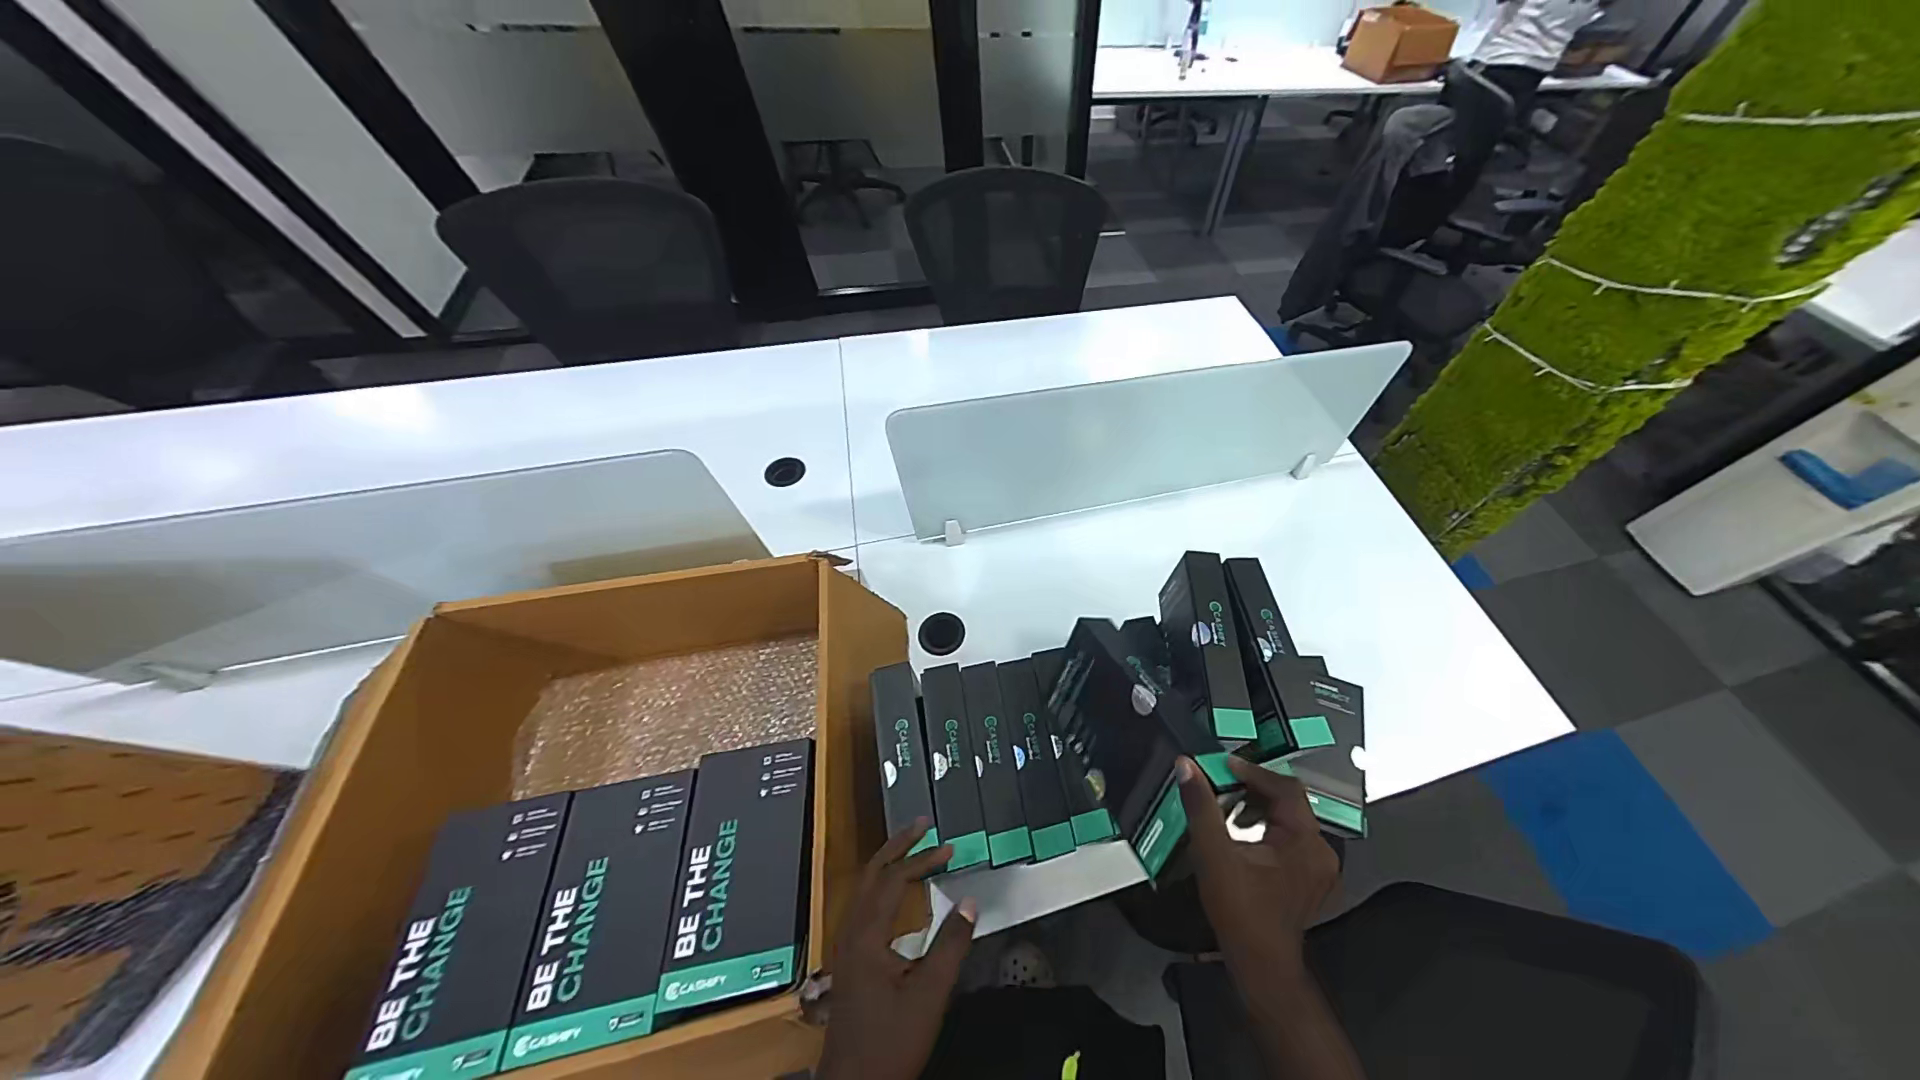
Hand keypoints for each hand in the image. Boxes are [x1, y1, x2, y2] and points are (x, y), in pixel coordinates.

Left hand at [817, 819, 976, 1079]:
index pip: (894, 880)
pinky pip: (865, 905)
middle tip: (922, 825)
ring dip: (889, 863)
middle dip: (897, 845)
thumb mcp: (929, 994)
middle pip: (871, 873)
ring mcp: (846, 944)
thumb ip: (951, 945)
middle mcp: (851, 931)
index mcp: (867, 935)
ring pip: (865, 888)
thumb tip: (968, 903)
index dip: (922, 859)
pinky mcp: (850, 958)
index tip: (949, 849)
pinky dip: (884, 886)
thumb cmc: (891, 1041)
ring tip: (914, 848)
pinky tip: (900, 893)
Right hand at [1176, 755, 1339, 970]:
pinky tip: (1238, 832)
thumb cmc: (1241, 911)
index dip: (1251, 771)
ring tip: (1224, 806)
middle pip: (1288, 802)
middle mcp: (1319, 852)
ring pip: (1287, 820)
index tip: (1222, 765)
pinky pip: (1287, 838)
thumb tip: (1187, 767)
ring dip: (1256, 807)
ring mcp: (1316, 868)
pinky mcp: (1307, 880)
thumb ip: (1200, 806)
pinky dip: (1263, 826)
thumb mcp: (1214, 852)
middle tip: (1220, 782)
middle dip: (1251, 788)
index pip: (1284, 788)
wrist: (1260, 965)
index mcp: (1305, 841)